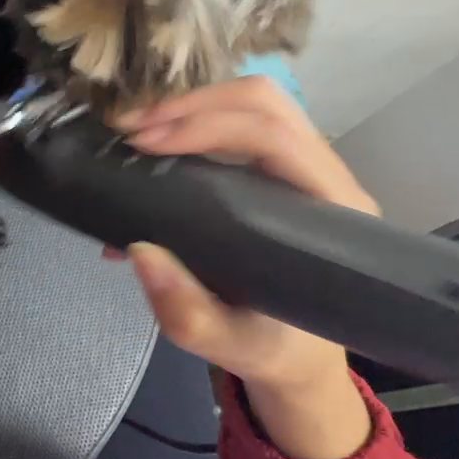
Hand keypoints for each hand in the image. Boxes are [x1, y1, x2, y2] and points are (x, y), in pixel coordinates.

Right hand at [109, 76, 378, 458]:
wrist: (301, 356)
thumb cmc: (271, 346)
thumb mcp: (227, 344)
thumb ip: (186, 310)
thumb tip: (137, 249)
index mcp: (328, 214)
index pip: (274, 137)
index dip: (206, 127)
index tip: (145, 145)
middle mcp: (325, 178)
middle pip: (265, 102)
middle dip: (190, 104)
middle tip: (130, 130)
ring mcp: (305, 167)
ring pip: (253, 102)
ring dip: (188, 105)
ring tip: (134, 129)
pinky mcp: (279, 168)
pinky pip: (239, 120)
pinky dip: (190, 118)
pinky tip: (152, 139)